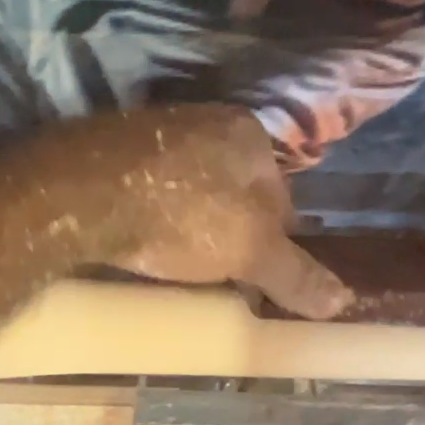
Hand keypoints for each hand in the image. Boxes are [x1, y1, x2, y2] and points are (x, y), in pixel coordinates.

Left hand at [103, 107, 352, 319]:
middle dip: (231, 232)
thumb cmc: (180, 216)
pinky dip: (152, 219)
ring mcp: (154, 133)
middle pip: (233, 192)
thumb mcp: (248, 250)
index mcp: (248, 134)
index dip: (275, 242)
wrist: (82, 196)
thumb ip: (294, 274)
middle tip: (219, 277)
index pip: (281, 196)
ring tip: (178, 267)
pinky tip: (142, 246)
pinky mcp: (110, 152)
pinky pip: (148, 191)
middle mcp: (203, 121)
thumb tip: (342, 302)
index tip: (260, 277)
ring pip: (190, 191)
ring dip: (190, 226)